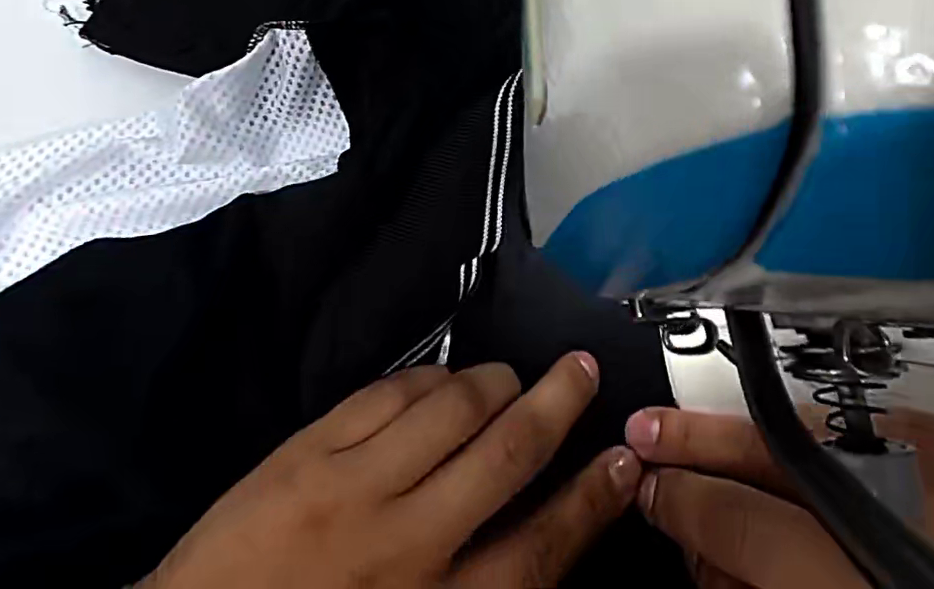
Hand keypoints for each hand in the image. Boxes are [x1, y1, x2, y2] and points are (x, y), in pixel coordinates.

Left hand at [140, 353, 640, 588]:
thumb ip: (473, 588)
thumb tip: (534, 531)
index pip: (538, 547)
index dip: (590, 499)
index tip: (624, 457)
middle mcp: (405, 544)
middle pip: (506, 455)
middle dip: (556, 405)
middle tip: (582, 367)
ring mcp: (352, 488)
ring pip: (452, 408)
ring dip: (492, 383)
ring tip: (507, 378)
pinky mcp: (308, 450)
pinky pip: (390, 392)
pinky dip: (428, 379)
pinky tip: (440, 381)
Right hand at [624, 406, 933, 588]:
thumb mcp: (900, 587)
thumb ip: (810, 573)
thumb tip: (737, 567)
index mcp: (877, 556)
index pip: (753, 524)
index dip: (689, 503)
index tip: (641, 484)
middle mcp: (894, 492)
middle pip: (766, 459)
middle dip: (695, 447)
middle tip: (641, 436)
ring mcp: (920, 454)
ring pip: (800, 438)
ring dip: (742, 442)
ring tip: (692, 447)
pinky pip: (846, 435)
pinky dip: (800, 444)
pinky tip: (782, 452)